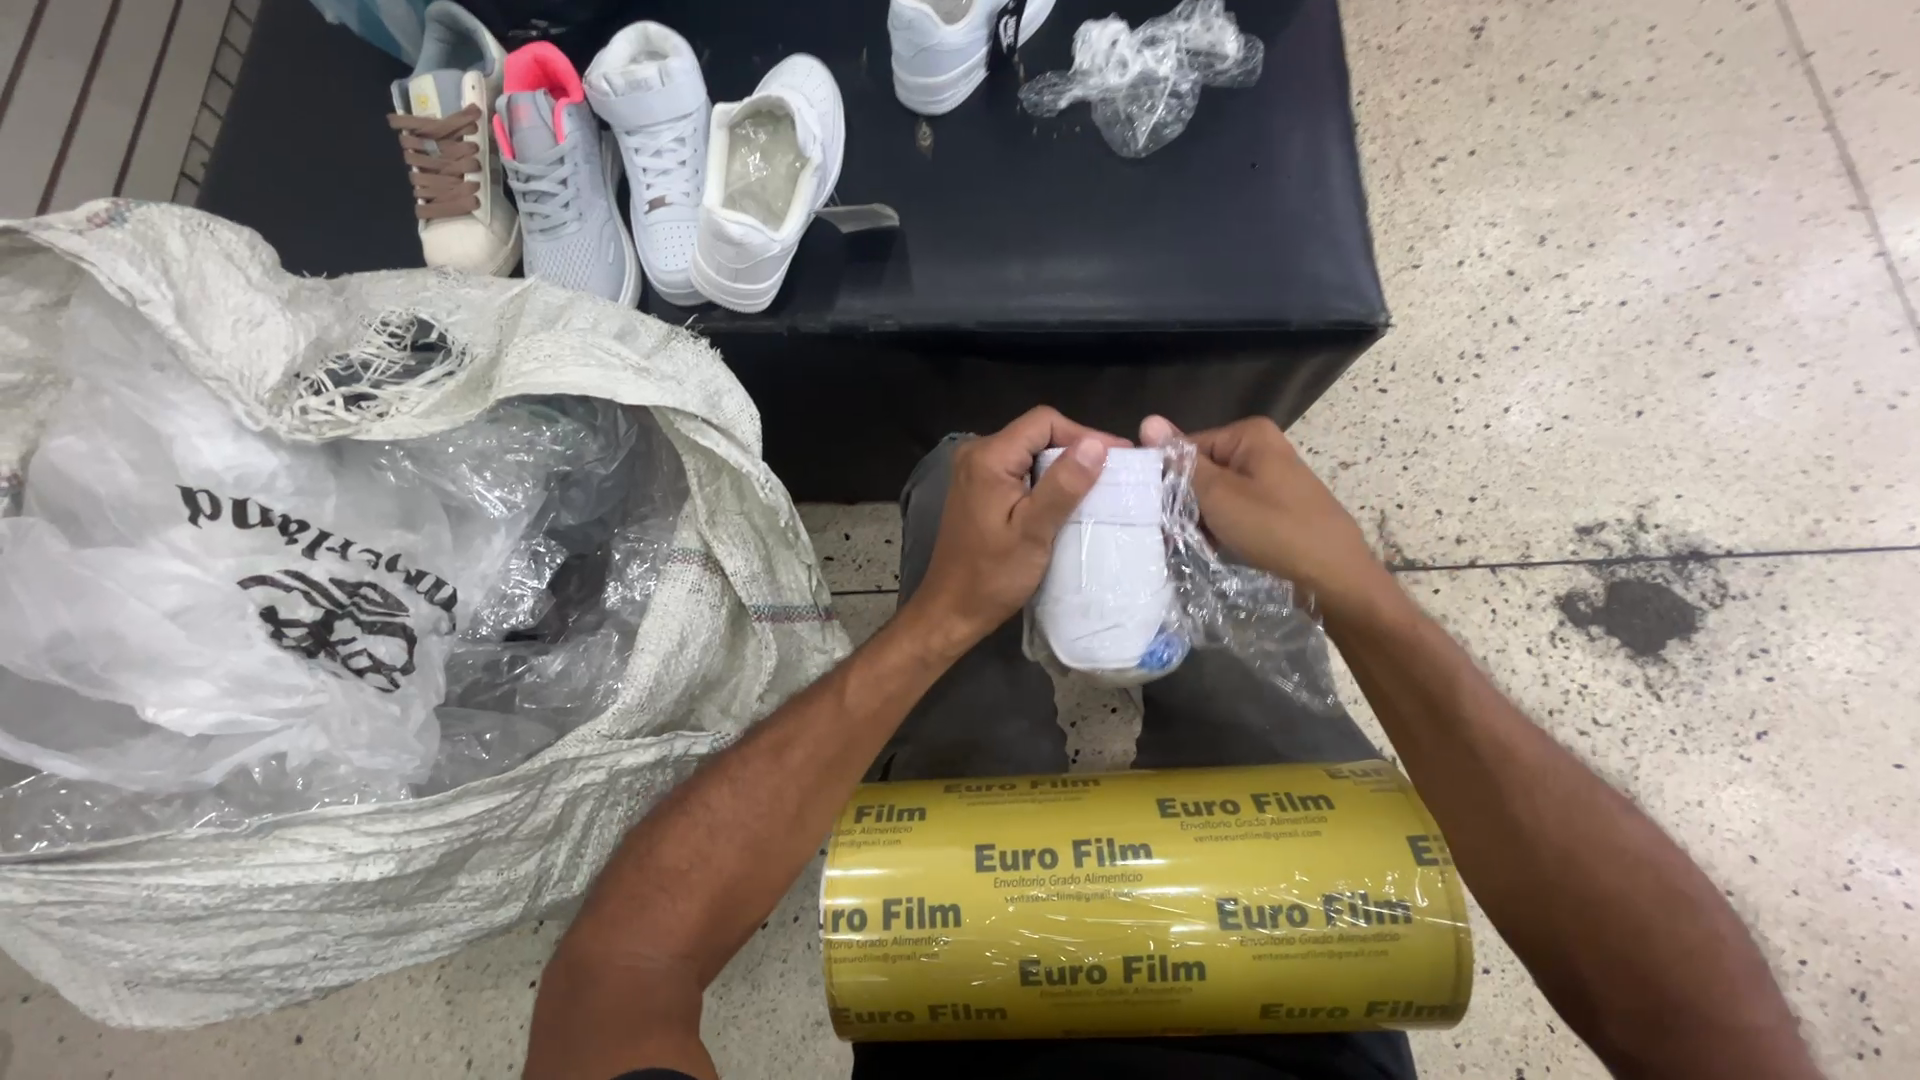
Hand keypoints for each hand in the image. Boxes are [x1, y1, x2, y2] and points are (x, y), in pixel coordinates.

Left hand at [904, 408, 1131, 651]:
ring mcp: (975, 472)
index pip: (1044, 422)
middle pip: (1037, 434)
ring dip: (1063, 467)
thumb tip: (1097, 445)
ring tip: (1098, 488)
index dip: (1084, 434)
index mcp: (988, 457)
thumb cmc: (992, 576)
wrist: (952, 609)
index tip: (1118, 458)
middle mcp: (976, 454)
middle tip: (1113, 475)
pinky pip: (1019, 471)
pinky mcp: (978, 489)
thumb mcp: (1034, 532)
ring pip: (1030, 452)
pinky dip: (1045, 481)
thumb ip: (1063, 485)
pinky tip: (1067, 500)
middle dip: (1077, 450)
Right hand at [1141, 415, 1396, 623]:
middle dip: (1184, 501)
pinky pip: (1233, 511)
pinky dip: (1220, 528)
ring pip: (1214, 495)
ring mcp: (1269, 479)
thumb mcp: (1218, 493)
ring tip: (1190, 543)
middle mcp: (1260, 449)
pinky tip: (1213, 547)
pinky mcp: (1273, 507)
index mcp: (1248, 434)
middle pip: (1201, 471)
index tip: (1153, 509)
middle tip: (1171, 532)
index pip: (1185, 447)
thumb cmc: (1273, 528)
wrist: (1332, 575)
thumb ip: (1181, 461)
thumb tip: (1147, 421)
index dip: (1166, 477)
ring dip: (1199, 519)